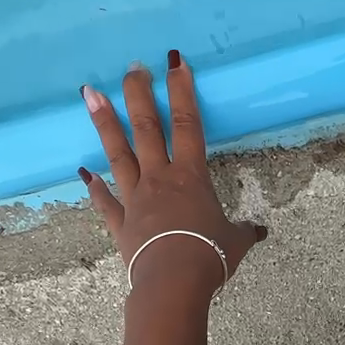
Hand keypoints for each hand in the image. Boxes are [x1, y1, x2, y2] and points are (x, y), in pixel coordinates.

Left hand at [79, 52, 265, 298]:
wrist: (174, 282)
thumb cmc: (210, 256)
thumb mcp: (236, 242)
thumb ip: (244, 231)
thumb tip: (259, 230)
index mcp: (191, 177)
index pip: (188, 125)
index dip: (183, 92)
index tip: (175, 62)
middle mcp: (159, 179)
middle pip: (147, 128)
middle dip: (139, 94)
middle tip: (132, 67)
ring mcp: (136, 199)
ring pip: (119, 154)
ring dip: (104, 123)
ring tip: (89, 93)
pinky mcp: (121, 223)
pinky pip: (106, 203)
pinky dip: (95, 189)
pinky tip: (85, 173)